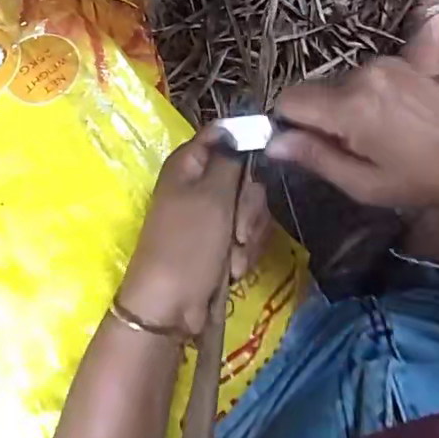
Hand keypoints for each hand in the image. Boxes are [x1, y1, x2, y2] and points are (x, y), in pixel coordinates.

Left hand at [115, 132, 271, 336]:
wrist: (169, 309)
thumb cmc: (187, 245)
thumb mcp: (213, 196)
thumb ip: (231, 159)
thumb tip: (241, 128)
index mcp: (189, 162)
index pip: (224, 133)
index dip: (246, 141)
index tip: (268, 156)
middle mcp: (198, 182)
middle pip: (244, 174)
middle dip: (249, 205)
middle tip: (239, 228)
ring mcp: (208, 213)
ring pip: (249, 207)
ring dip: (249, 234)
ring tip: (233, 257)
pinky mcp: (218, 241)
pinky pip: (246, 234)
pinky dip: (244, 252)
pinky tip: (232, 270)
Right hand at [269, 56, 438, 208]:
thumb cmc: (422, 182)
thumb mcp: (364, 184)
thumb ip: (315, 158)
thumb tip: (272, 143)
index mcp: (351, 108)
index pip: (288, 100)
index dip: (288, 124)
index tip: (309, 146)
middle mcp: (361, 75)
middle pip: (311, 91)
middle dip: (317, 117)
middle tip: (350, 149)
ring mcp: (382, 64)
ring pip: (335, 84)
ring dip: (340, 107)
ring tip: (376, 136)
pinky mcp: (398, 61)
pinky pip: (359, 76)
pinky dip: (361, 95)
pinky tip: (390, 119)